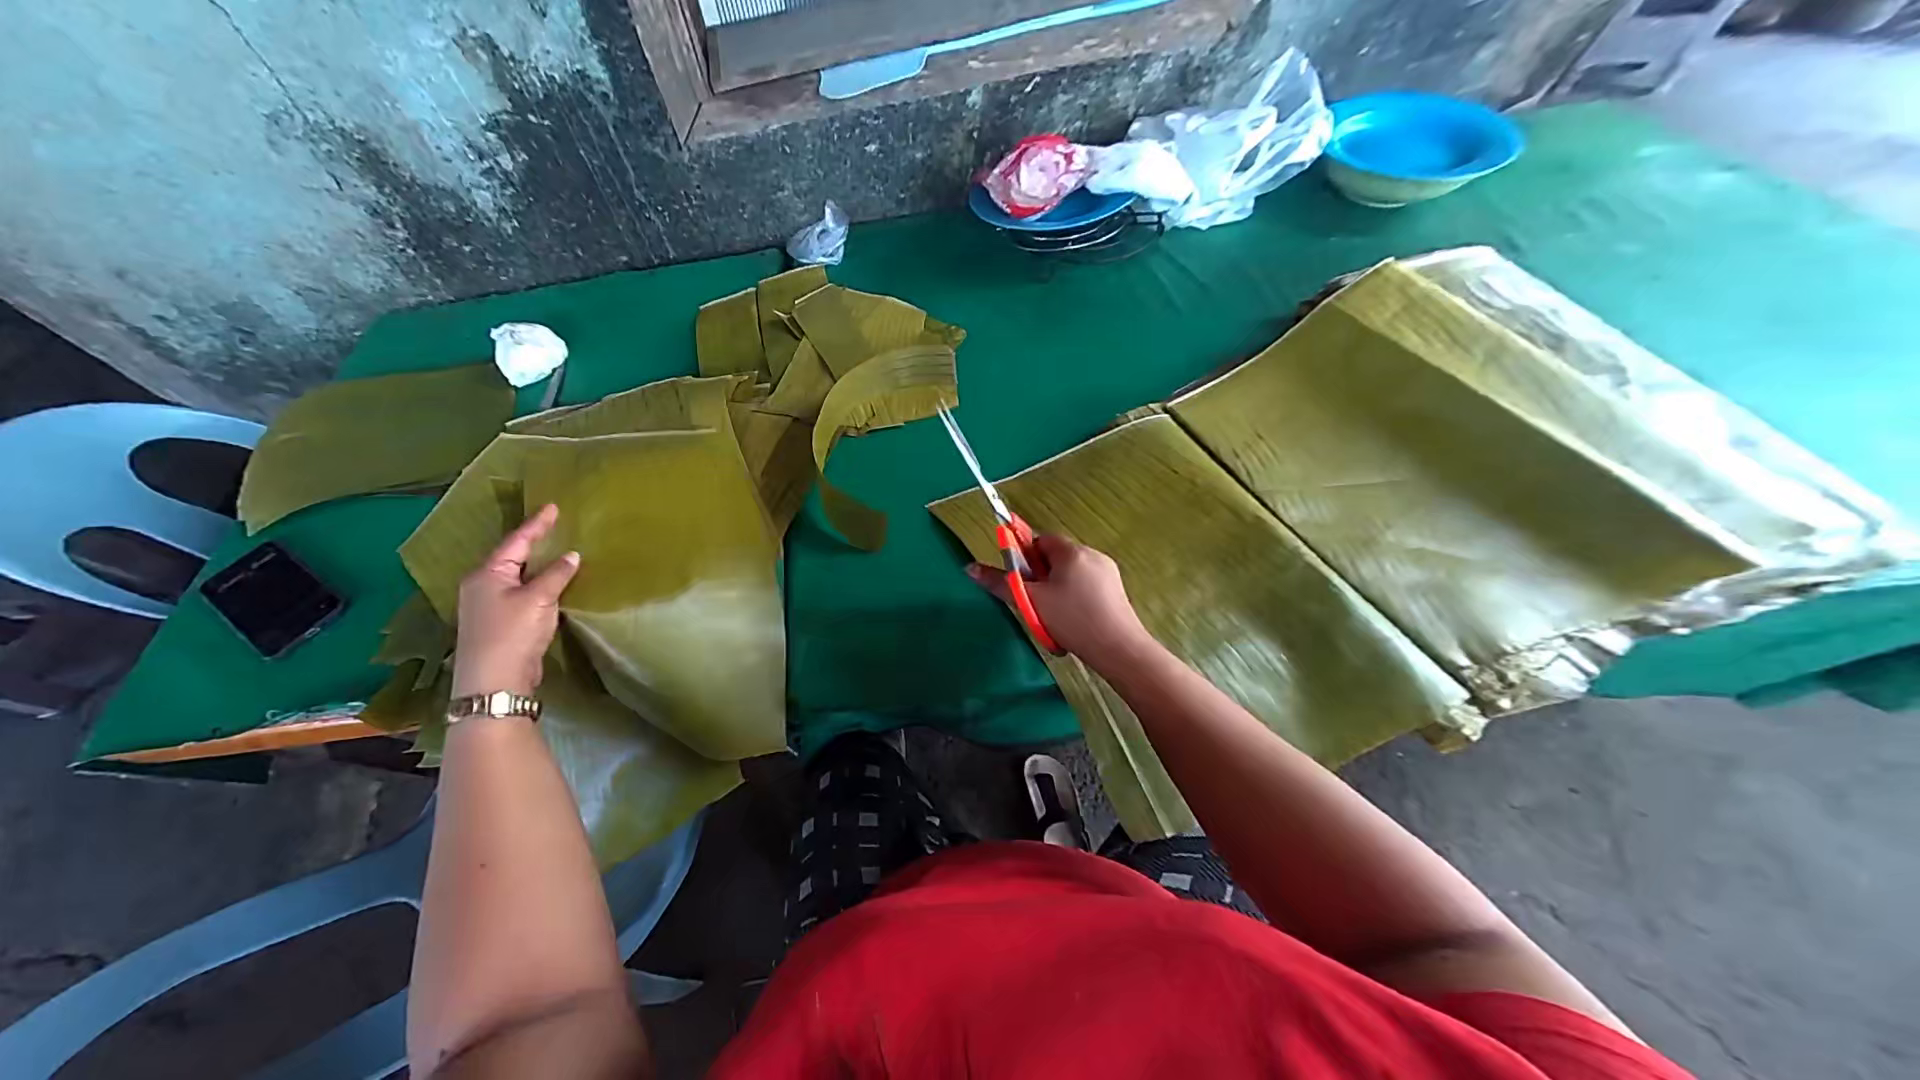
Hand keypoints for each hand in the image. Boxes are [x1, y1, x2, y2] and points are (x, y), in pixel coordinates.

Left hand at [450, 503, 580, 698]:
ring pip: (516, 577)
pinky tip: (550, 584)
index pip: (516, 541)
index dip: (536, 525)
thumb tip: (571, 555)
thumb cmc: (513, 632)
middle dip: (532, 543)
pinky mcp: (499, 624)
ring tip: (555, 552)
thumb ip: (556, 574)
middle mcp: (482, 586)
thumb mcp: (538, 599)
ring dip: (536, 565)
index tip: (553, 507)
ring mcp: (488, 606)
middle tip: (553, 527)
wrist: (495, 680)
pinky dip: (537, 585)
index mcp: (487, 574)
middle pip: (511, 557)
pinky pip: (520, 593)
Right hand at [966, 534, 1156, 669]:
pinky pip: (1087, 588)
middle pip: (1056, 558)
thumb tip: (969, 567)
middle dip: (1041, 578)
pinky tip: (1073, 624)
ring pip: (1071, 575)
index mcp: (1071, 551)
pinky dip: (1075, 601)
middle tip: (1034, 603)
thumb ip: (1000, 583)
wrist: (1118, 649)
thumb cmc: (1071, 619)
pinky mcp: (1117, 592)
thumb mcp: (1030, 602)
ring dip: (1057, 591)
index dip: (1026, 557)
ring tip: (1053, 619)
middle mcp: (1092, 555)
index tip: (1022, 580)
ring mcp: (1108, 573)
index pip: (1040, 540)